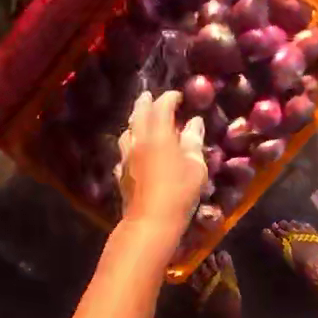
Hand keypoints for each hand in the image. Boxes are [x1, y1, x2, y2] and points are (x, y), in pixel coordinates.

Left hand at [116, 91, 205, 234]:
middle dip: (146, 103)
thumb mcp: (196, 166)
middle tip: (151, 96)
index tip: (177, 96)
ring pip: (127, 131)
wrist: (150, 221)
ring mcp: (126, 157)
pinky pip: (124, 150)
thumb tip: (194, 122)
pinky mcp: (121, 173)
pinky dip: (131, 142)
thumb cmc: (179, 192)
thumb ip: (193, 141)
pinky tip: (135, 149)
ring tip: (141, 120)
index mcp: (159, 135)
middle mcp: (139, 141)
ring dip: (135, 121)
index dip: (169, 98)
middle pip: (139, 114)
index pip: (161, 107)